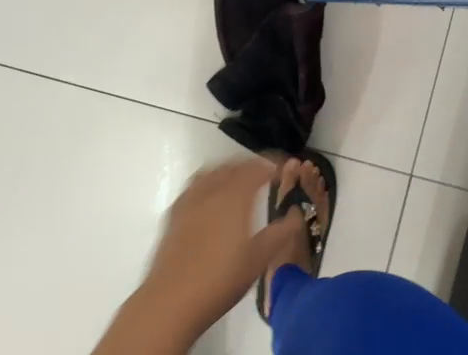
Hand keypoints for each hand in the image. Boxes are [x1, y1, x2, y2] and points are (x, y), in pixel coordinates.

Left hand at [137, 158, 298, 335]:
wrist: (171, 303)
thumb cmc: (220, 280)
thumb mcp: (259, 259)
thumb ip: (281, 232)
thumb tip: (296, 214)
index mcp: (235, 196)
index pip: (257, 167)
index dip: (273, 163)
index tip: (285, 167)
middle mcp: (211, 191)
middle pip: (233, 165)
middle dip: (251, 165)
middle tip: (266, 174)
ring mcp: (189, 202)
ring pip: (211, 173)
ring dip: (228, 170)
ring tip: (239, 181)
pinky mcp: (173, 216)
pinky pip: (193, 187)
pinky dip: (207, 183)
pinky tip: (210, 199)